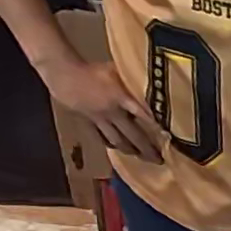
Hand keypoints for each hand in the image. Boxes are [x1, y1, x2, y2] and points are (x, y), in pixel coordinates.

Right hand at [35, 54, 168, 161]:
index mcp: (120, 96)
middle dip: (147, 149)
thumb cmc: (92, 70)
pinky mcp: (88, 123)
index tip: (168, 139)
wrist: (63, 73)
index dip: (155, 128)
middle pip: (133, 135)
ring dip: (131, 150)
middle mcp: (112, 111)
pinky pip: (102, 138)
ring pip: (118, 140)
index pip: (143, 115)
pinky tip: (120, 149)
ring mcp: (99, 120)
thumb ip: (132, 82)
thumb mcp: (115, 71)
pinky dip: (112, 145)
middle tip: (159, 159)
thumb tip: (153, 88)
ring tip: (142, 157)